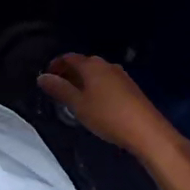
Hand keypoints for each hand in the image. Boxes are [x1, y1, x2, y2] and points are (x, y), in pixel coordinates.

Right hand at [36, 53, 186, 162]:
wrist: (148, 132)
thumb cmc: (108, 116)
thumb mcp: (78, 105)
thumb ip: (59, 89)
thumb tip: (42, 77)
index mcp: (91, 65)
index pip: (68, 57)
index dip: (55, 65)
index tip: (46, 77)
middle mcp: (106, 65)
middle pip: (83, 64)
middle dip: (69, 73)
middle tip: (58, 88)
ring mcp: (121, 75)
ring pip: (96, 73)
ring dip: (83, 81)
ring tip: (75, 98)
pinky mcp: (131, 88)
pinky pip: (107, 82)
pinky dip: (96, 88)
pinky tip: (96, 104)